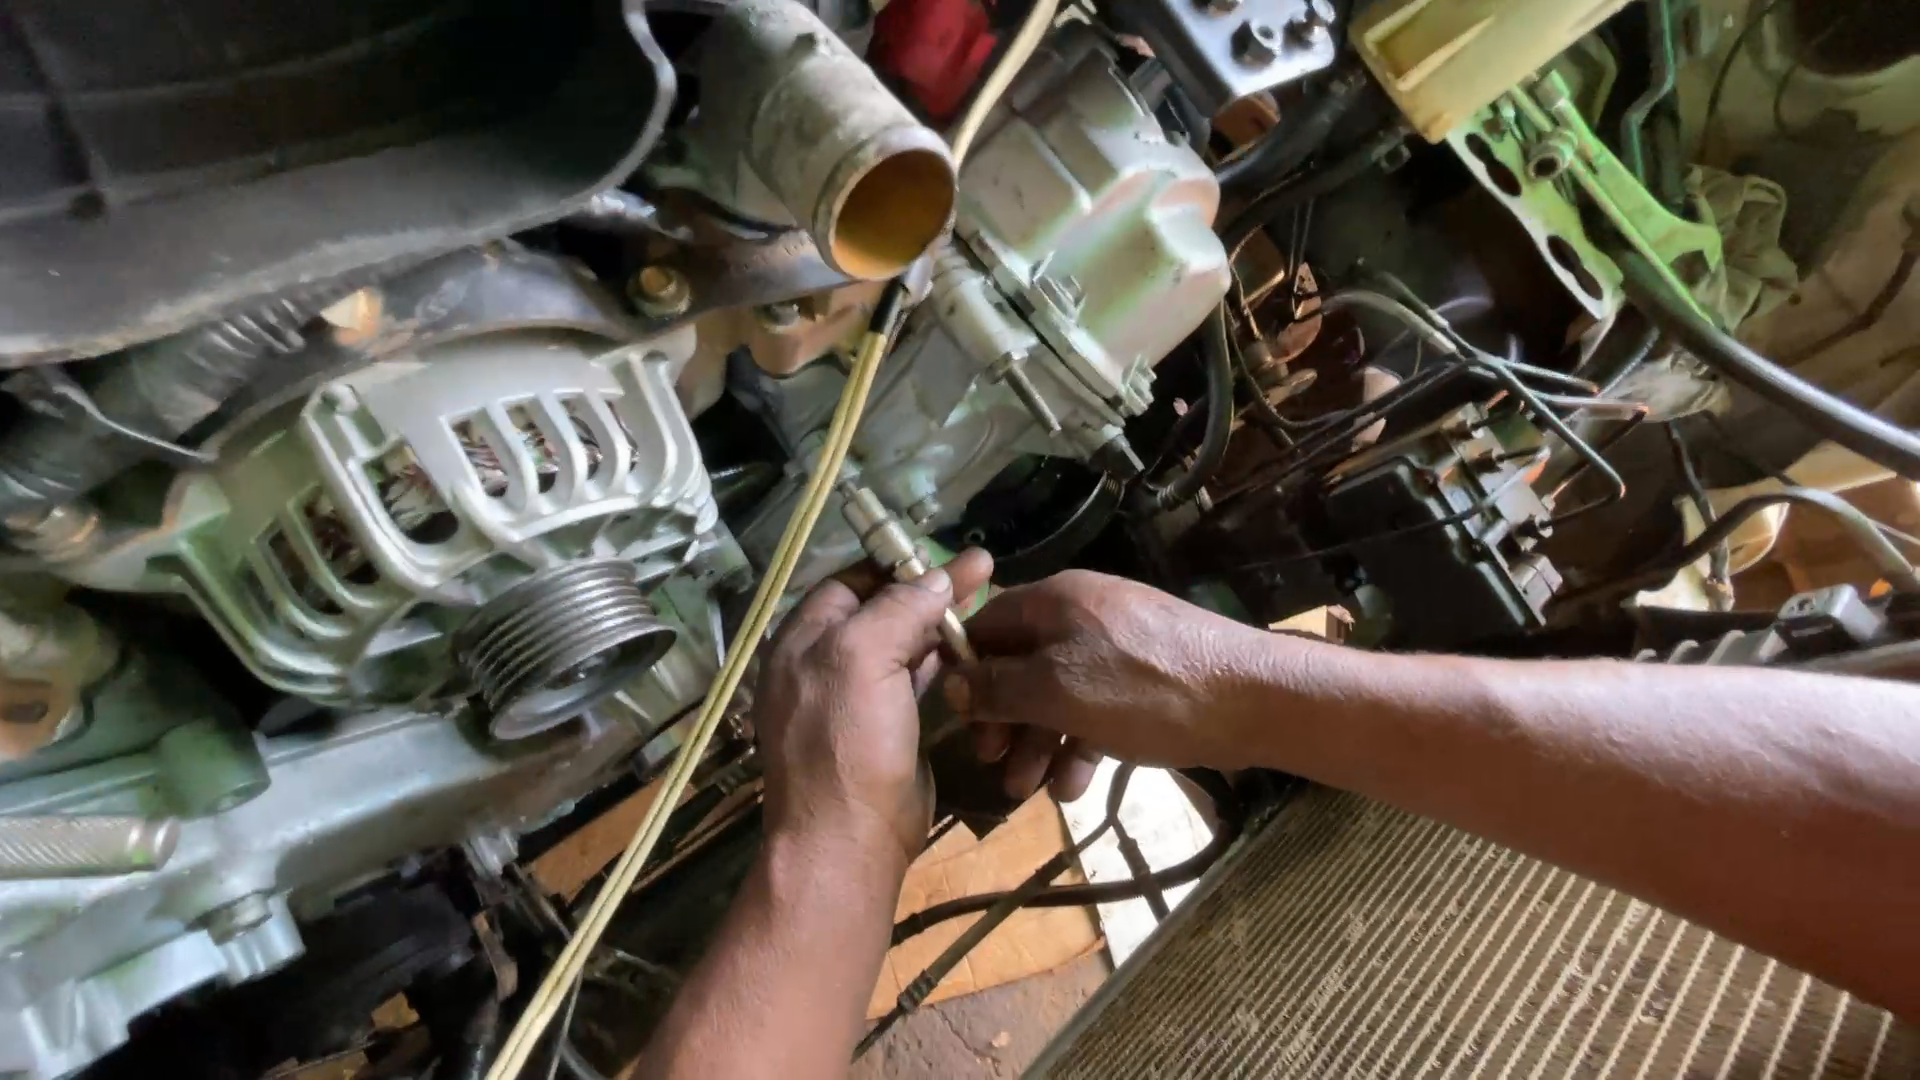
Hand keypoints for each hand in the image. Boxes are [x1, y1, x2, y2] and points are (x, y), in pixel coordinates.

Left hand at [754, 548, 993, 865]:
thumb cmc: (846, 739)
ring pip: (902, 644)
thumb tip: (939, 574)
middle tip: (981, 572)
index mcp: (806, 638)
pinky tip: (972, 647)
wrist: (848, 838)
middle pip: (882, 610)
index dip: (897, 565)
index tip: (944, 554)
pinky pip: (915, 679)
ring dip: (940, 625)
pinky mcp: (886, 724)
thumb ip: (900, 608)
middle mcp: (827, 661)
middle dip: (928, 592)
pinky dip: (943, 661)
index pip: (854, 581)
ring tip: (986, 600)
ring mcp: (856, 695)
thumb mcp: (864, 657)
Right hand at [945, 570, 1274, 798]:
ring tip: (1027, 792)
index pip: (988, 624)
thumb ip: (998, 687)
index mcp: (1054, 600)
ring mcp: (1114, 647)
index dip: (966, 670)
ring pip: (1057, 693)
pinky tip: (1074, 787)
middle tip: (992, 762)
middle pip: (1022, 665)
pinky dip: (1080, 743)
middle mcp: (1080, 615)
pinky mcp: (1142, 679)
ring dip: (1038, 741)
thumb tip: (951, 685)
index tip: (956, 719)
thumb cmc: (1141, 688)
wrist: (1252, 699)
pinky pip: (1095, 706)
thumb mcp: (1057, 690)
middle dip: (1004, 718)